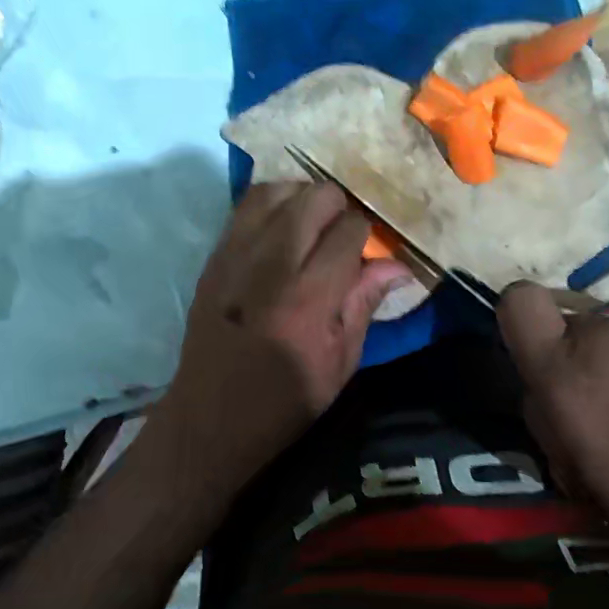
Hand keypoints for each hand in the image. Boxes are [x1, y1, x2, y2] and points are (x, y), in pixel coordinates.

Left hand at [159, 182, 410, 474]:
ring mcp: (236, 255)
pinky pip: (245, 206)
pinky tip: (281, 227)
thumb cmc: (285, 401)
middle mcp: (271, 265)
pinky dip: (271, 205)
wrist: (210, 419)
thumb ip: (365, 303)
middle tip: (341, 236)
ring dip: (303, 198)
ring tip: (312, 224)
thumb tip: (398, 264)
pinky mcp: (214, 257)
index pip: (350, 230)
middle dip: (339, 208)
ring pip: (278, 190)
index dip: (367, 234)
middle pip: (315, 198)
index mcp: (309, 298)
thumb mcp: (340, 363)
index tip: (367, 252)